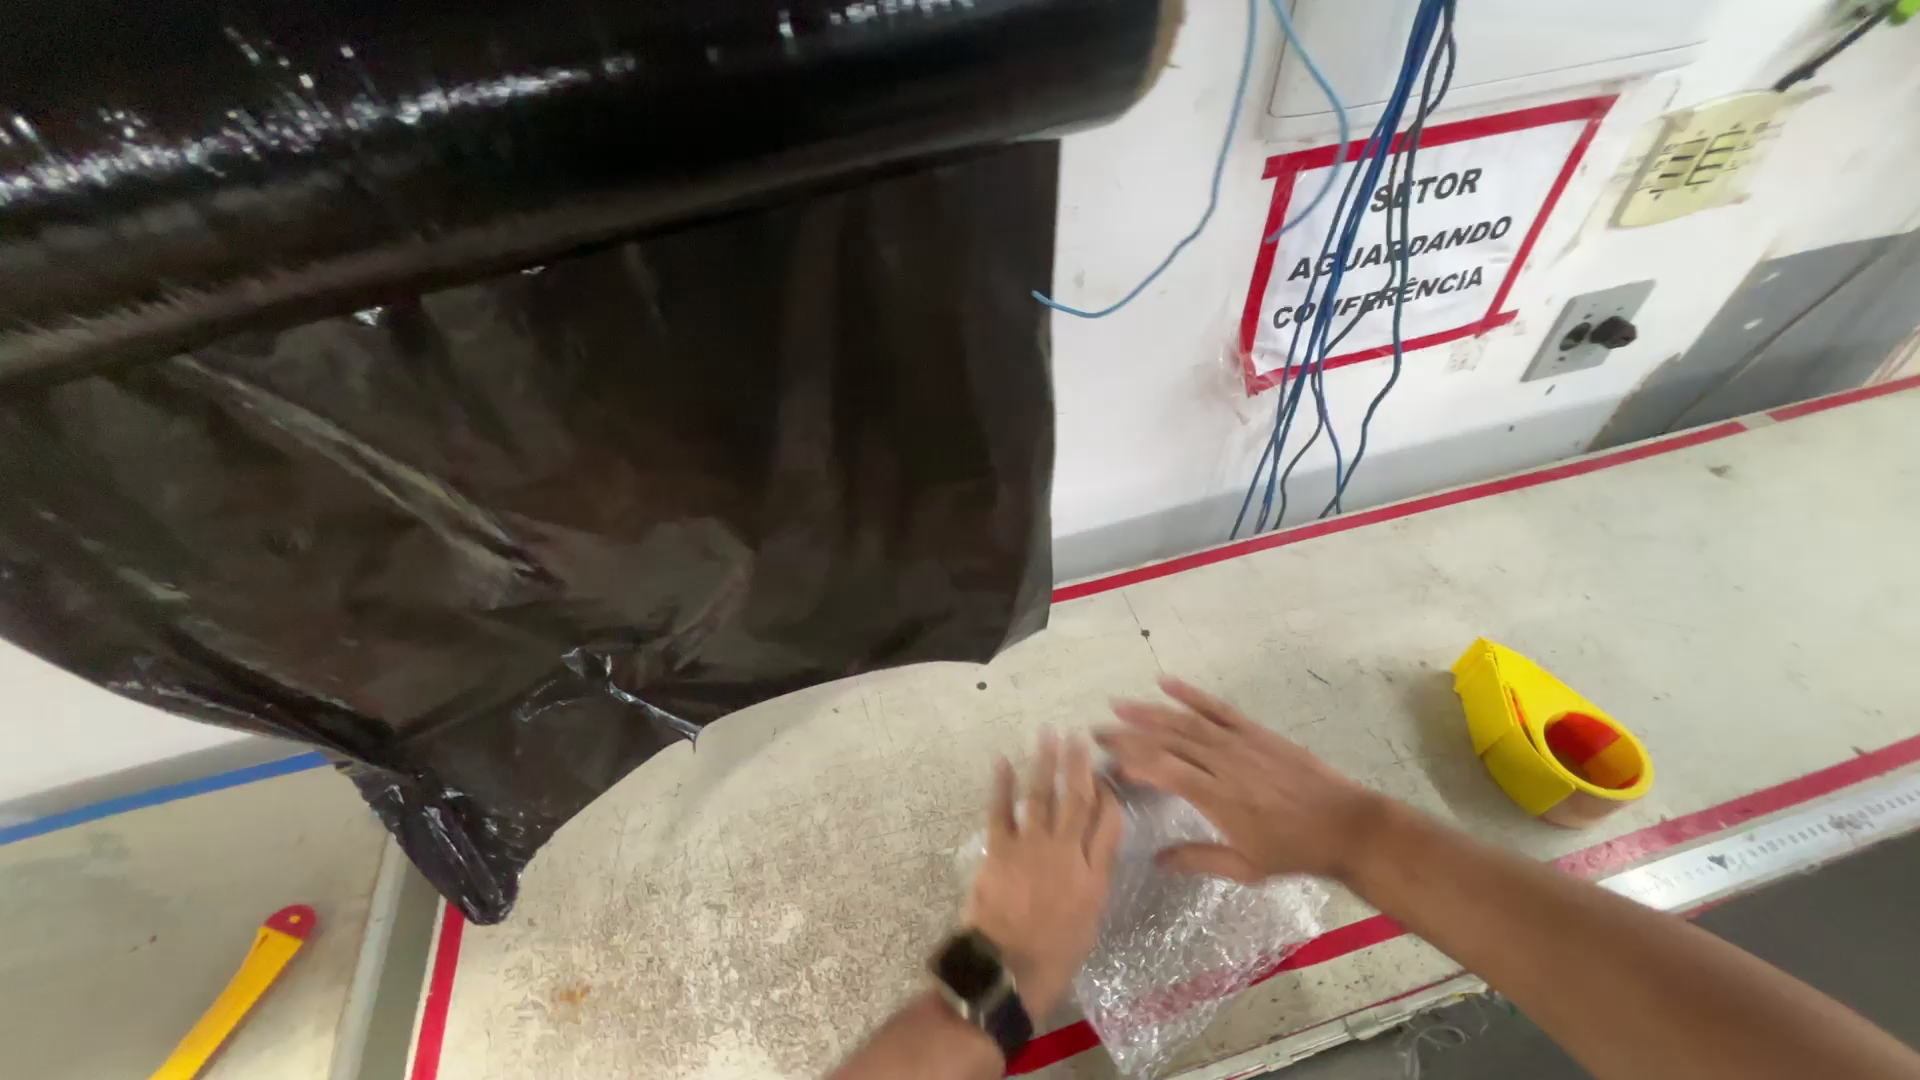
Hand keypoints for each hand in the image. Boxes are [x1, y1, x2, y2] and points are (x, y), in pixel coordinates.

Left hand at [964, 733, 1122, 1019]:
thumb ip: (1093, 879)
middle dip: (1078, 764)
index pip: (1109, 822)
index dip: (1108, 793)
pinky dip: (1001, 784)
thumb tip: (1092, 851)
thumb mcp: (1089, 919)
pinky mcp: (999, 850)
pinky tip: (1002, 761)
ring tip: (1047, 734)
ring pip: (1042, 794)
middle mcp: (1066, 852)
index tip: (1103, 773)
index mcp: (1093, 874)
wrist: (1010, 970)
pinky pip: (1000, 809)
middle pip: (1077, 798)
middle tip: (1077, 735)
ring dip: (1044, 762)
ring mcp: (1032, 847)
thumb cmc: (1054, 955)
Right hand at [1098, 676, 1386, 882]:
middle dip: (1129, 735)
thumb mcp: (1246, 867)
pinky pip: (1217, 708)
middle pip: (1166, 742)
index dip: (1132, 763)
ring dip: (1148, 712)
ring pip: (1185, 722)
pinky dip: (1190, 694)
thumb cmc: (1294, 851)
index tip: (1107, 762)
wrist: (1346, 826)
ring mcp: (1238, 743)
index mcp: (1216, 797)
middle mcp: (1221, 763)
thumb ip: (1198, 858)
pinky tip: (1166, 682)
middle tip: (1097, 730)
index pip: (1163, 772)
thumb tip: (1156, 861)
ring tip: (1118, 705)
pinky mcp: (1254, 731)